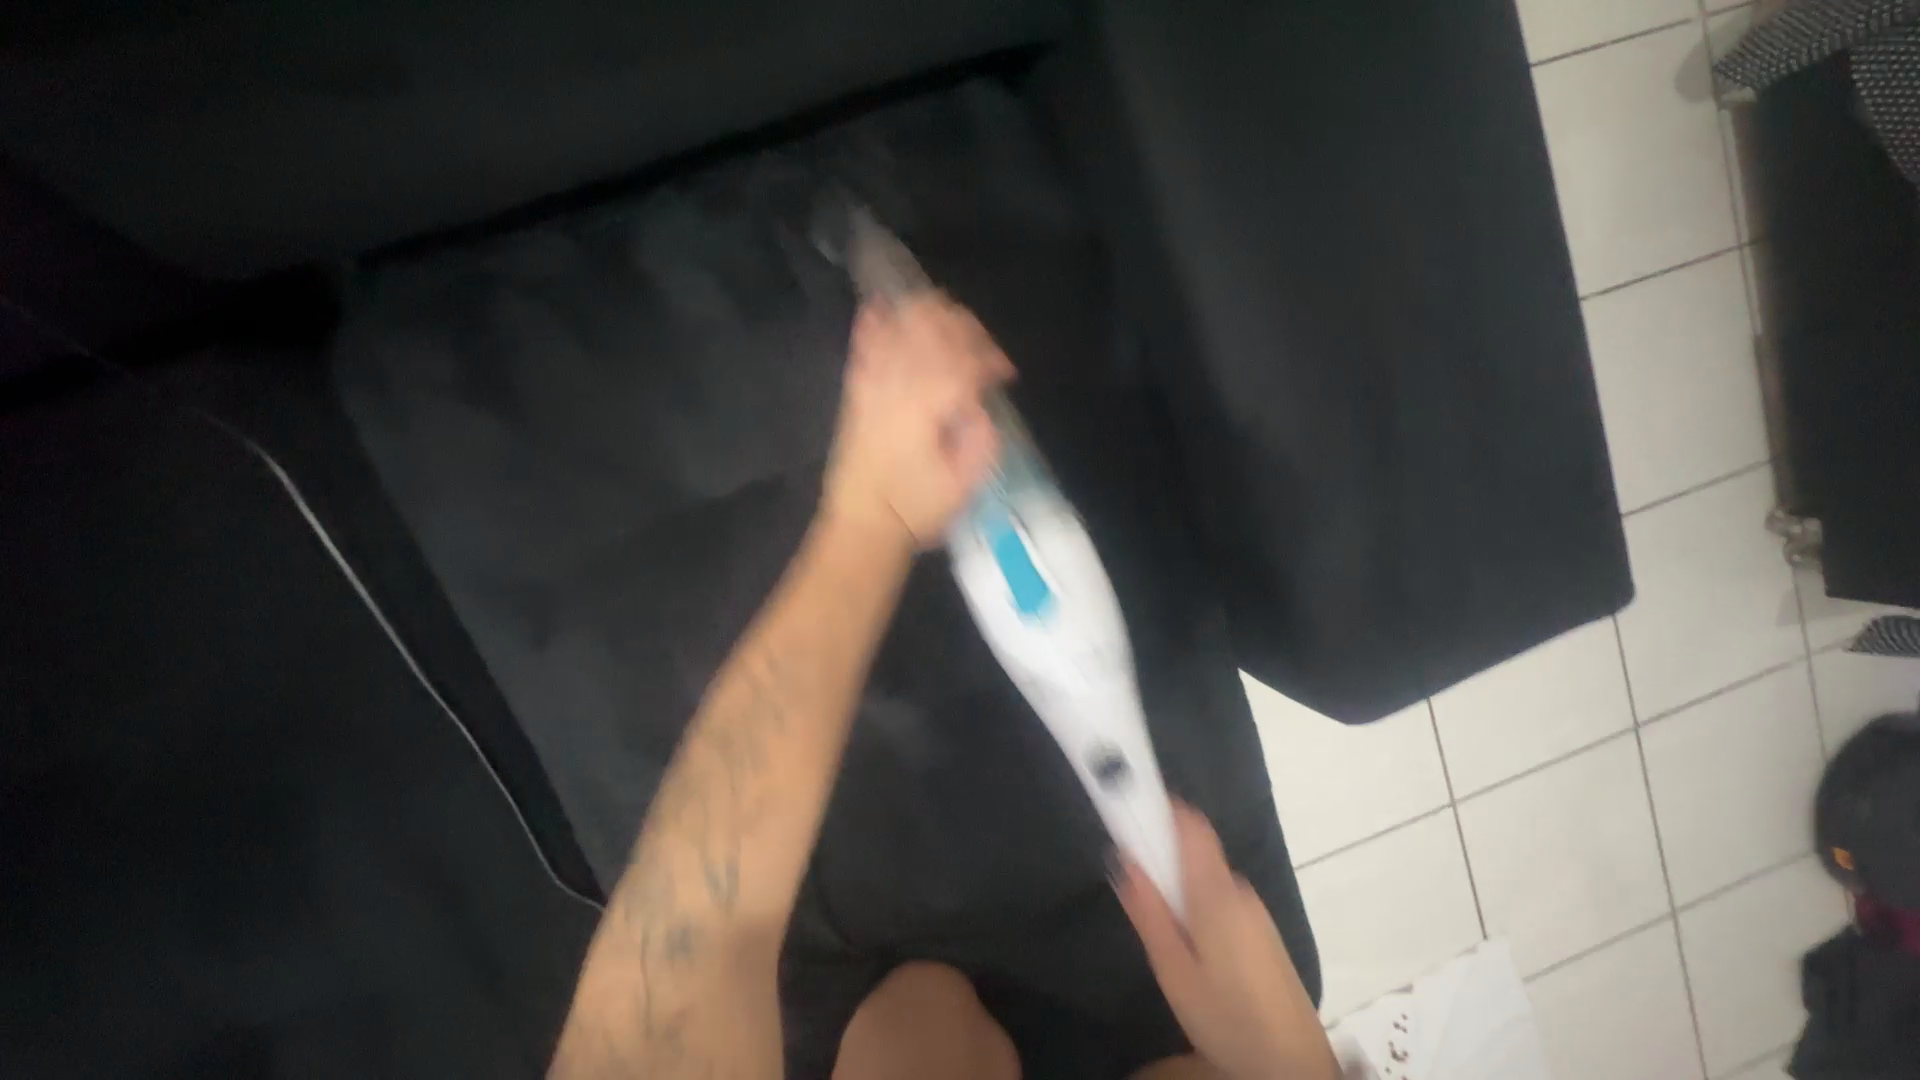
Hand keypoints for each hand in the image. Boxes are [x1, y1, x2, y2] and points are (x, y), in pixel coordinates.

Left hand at [822, 294, 1014, 548]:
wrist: (863, 525)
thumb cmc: (917, 509)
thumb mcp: (966, 482)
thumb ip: (982, 435)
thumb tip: (979, 403)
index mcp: (930, 404)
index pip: (966, 359)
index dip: (991, 358)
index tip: (1007, 374)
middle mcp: (900, 382)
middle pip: (934, 328)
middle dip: (965, 328)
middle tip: (983, 349)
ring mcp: (873, 383)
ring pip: (900, 327)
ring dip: (927, 316)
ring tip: (948, 326)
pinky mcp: (856, 391)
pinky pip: (863, 345)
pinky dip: (875, 322)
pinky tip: (882, 306)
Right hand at [1117, 805, 1338, 1079]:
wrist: (1295, 1067)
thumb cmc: (1227, 1017)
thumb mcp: (1174, 972)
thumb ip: (1149, 912)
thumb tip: (1123, 859)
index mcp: (1215, 893)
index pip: (1190, 824)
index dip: (1160, 806)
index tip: (1129, 806)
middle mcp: (1238, 890)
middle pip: (1195, 851)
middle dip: (1163, 857)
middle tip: (1136, 889)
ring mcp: (1255, 909)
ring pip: (1207, 877)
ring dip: (1181, 885)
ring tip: (1163, 930)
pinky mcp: (1262, 930)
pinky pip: (1222, 897)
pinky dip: (1199, 903)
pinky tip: (1193, 946)